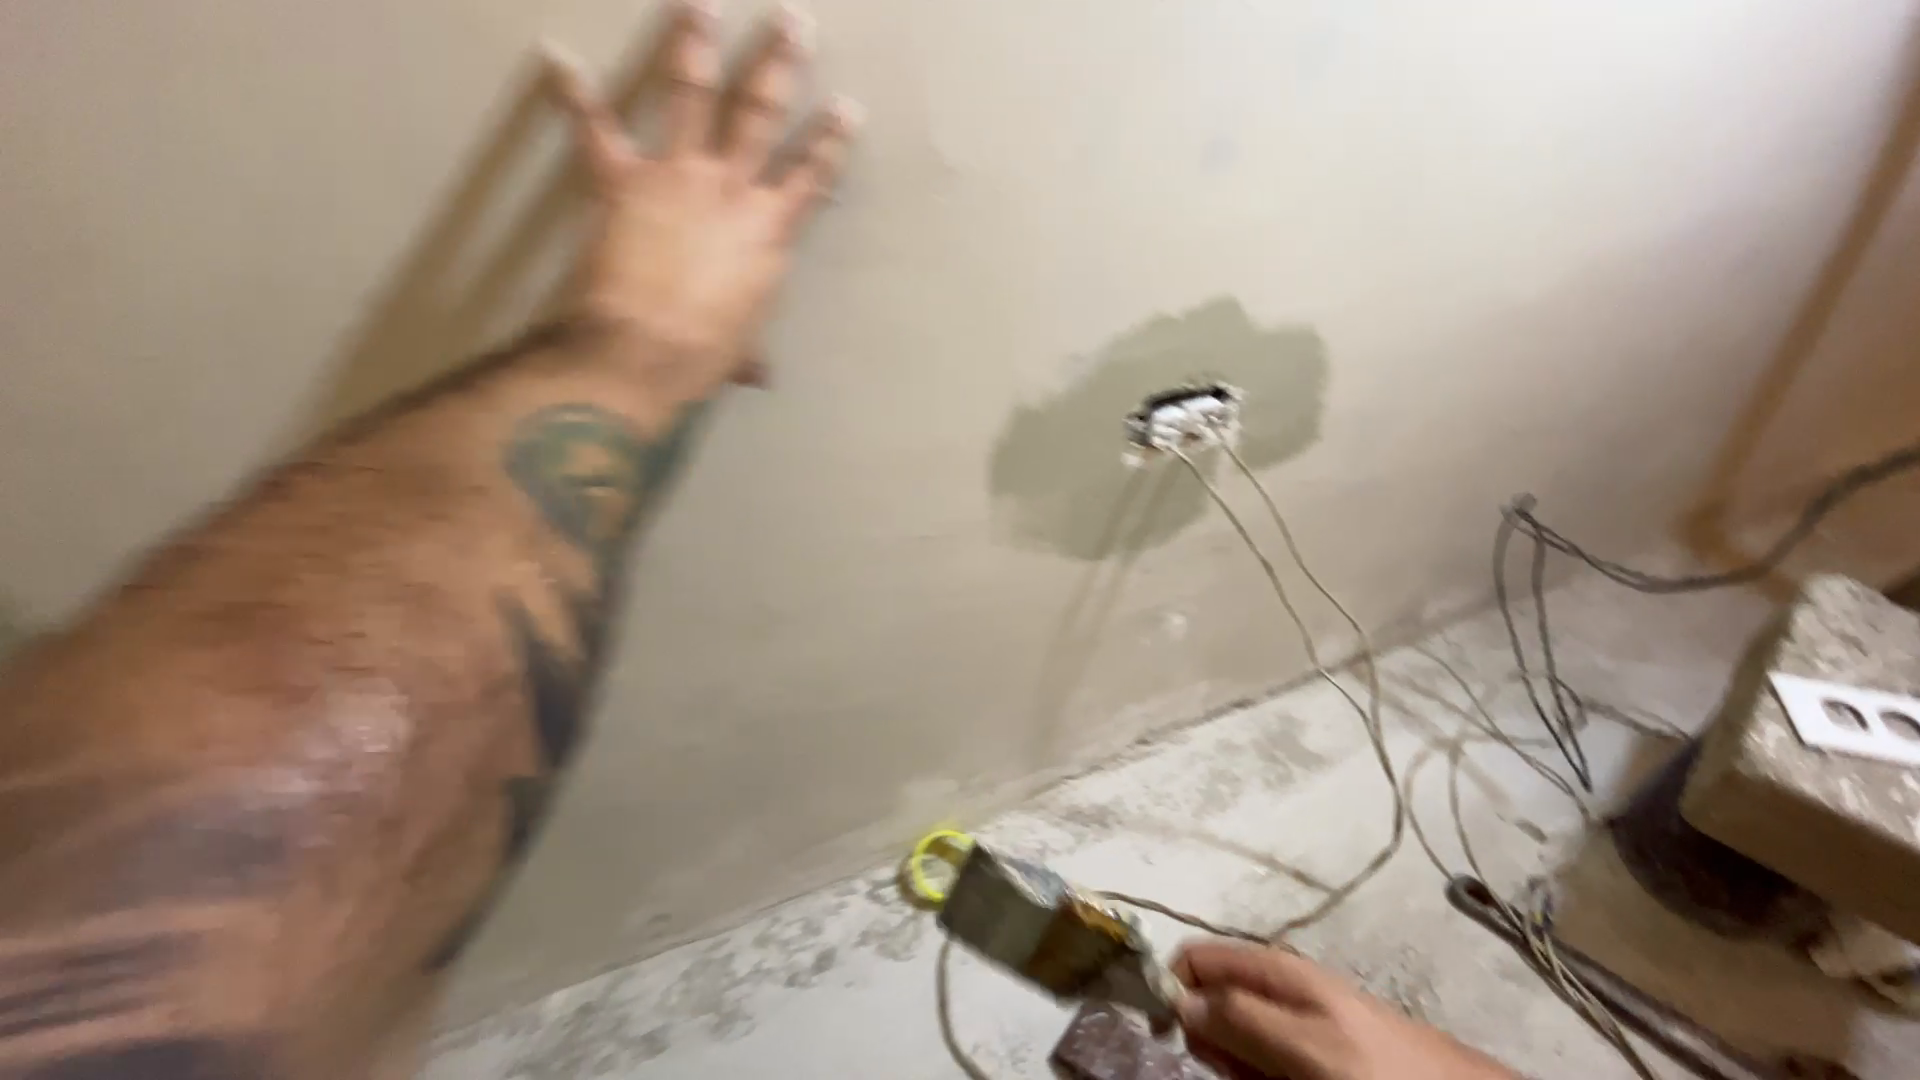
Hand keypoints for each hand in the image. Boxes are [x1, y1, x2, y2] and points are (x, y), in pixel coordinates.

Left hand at [544, 1, 859, 402]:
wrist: (644, 351)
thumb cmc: (703, 354)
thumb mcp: (738, 349)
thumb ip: (750, 350)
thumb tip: (759, 376)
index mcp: (769, 231)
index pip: (811, 175)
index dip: (832, 141)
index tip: (848, 106)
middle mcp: (731, 189)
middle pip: (762, 113)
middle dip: (780, 62)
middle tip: (795, 18)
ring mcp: (678, 176)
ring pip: (691, 94)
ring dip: (695, 42)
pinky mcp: (624, 179)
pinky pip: (595, 128)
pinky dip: (573, 93)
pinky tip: (554, 53)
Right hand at [1173, 941, 1517, 1079]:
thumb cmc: (1379, 1070)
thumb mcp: (1306, 1045)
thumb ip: (1239, 1017)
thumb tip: (1176, 1000)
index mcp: (1270, 969)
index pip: (1194, 960)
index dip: (1172, 992)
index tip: (1167, 1035)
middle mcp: (1274, 989)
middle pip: (1209, 1008)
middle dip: (1211, 1046)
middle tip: (1239, 1076)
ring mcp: (1293, 1025)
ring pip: (1234, 1046)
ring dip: (1237, 1072)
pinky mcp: (1309, 1057)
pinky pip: (1263, 1067)